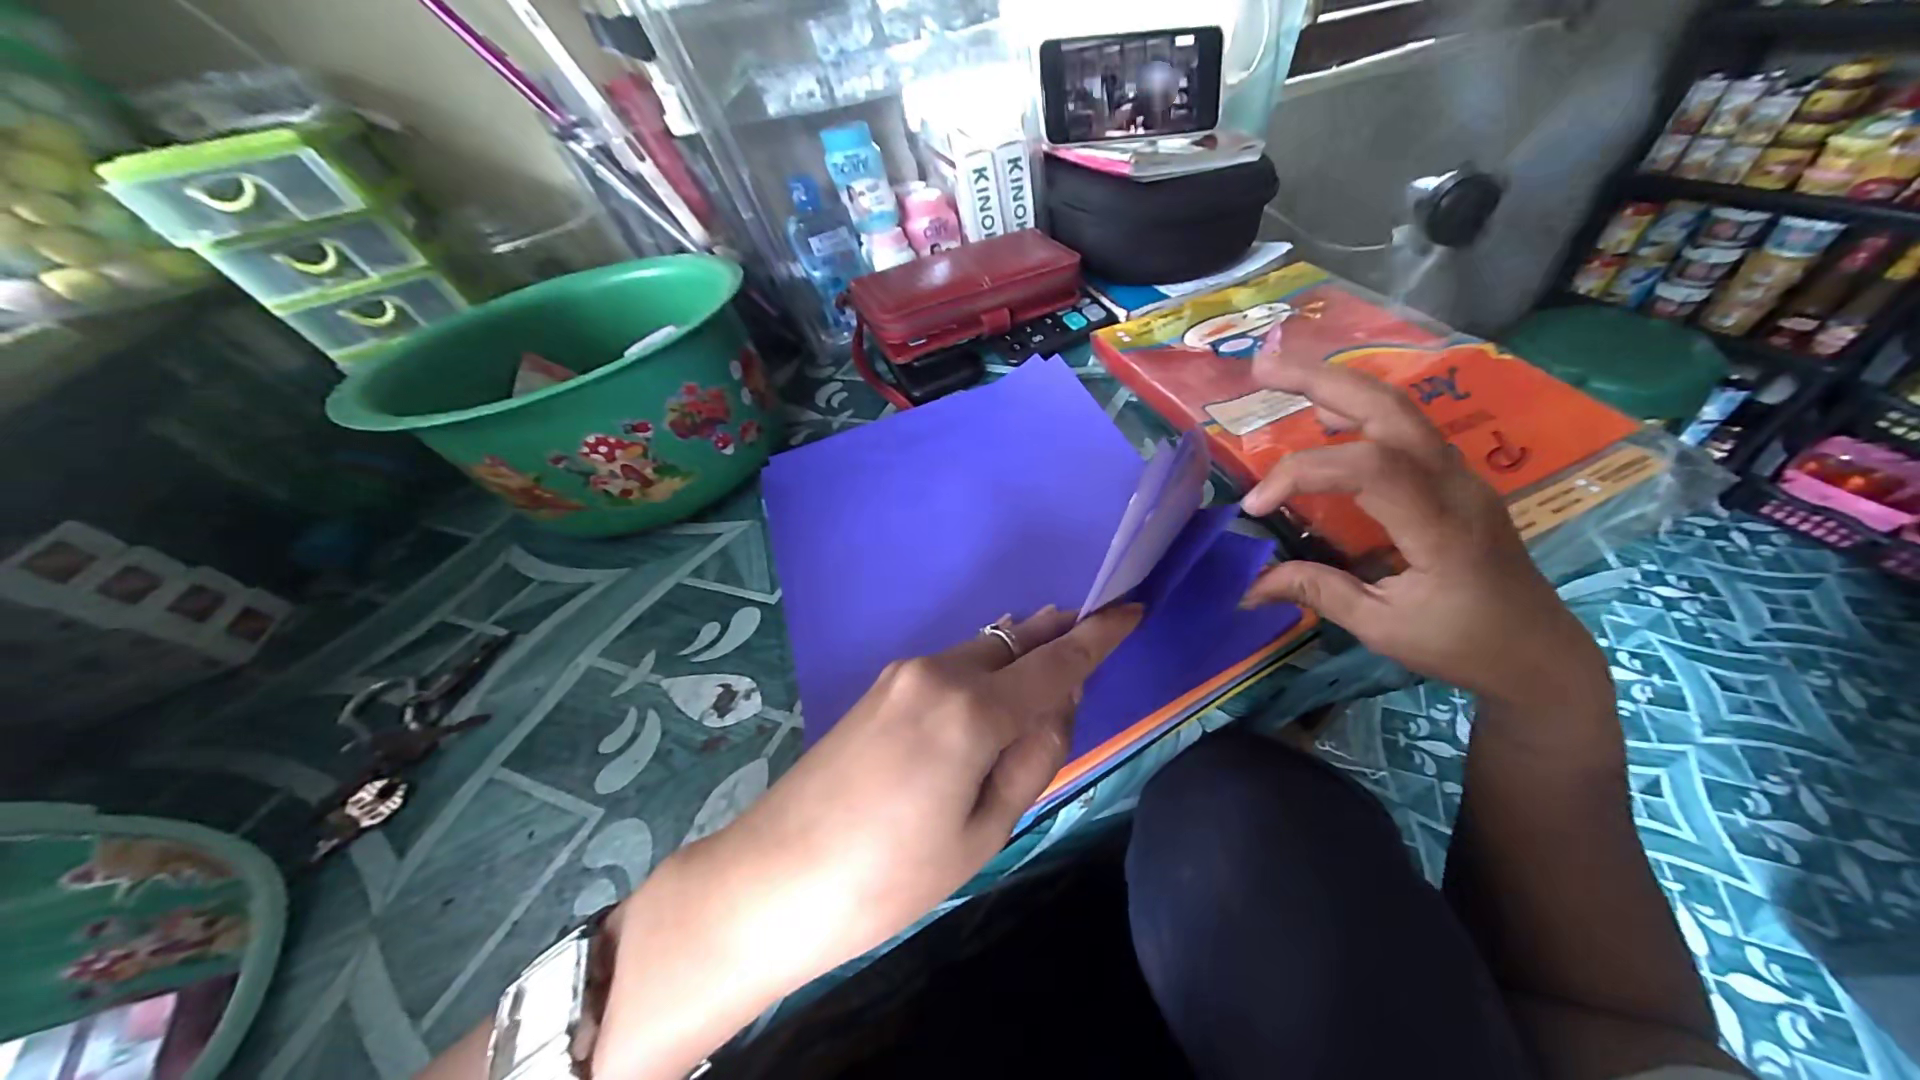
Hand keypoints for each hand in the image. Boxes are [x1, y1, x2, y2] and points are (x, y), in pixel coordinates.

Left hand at [592, 604, 1143, 1079]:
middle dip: (1055, 641)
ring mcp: (901, 675)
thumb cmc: (890, 876)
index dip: (1099, 636)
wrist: (773, 880)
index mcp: (973, 710)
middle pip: (1016, 644)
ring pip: (981, 652)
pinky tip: (984, 700)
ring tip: (1037, 682)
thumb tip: (1053, 705)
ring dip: (1016, 660)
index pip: (1056, 662)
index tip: (1131, 610)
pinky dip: (981, 674)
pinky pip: (949, 667)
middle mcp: (938, 673)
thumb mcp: (983, 831)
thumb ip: (1031, 758)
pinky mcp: (878, 689)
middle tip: (1086, 646)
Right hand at [1238, 347, 1609, 717]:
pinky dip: (1354, 407)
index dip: (1300, 473)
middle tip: (1261, 364)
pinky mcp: (1452, 477)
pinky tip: (1321, 410)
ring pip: (1397, 406)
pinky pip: (1401, 426)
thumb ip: (1316, 592)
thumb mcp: (1383, 627)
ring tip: (1280, 370)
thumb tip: (1249, 583)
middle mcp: (1454, 483)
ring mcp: (1458, 474)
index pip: (1366, 467)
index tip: (1254, 508)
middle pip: (1388, 407)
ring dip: (1336, 383)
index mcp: (1442, 524)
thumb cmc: (1463, 645)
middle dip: (1320, 380)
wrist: (1539, 651)